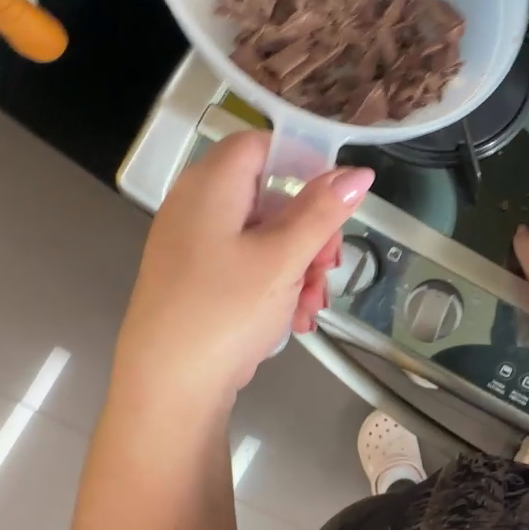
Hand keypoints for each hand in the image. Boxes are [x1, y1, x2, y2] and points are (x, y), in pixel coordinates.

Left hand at [114, 131, 372, 403]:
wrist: (169, 384)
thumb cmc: (225, 311)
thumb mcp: (284, 258)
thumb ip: (322, 212)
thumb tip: (358, 172)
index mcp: (211, 187)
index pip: (260, 144)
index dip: (303, 162)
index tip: (336, 202)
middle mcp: (198, 207)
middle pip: (269, 196)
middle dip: (311, 231)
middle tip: (329, 268)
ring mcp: (196, 246)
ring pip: (266, 237)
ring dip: (301, 266)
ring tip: (313, 306)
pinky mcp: (199, 280)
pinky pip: (249, 266)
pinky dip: (278, 285)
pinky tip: (295, 319)